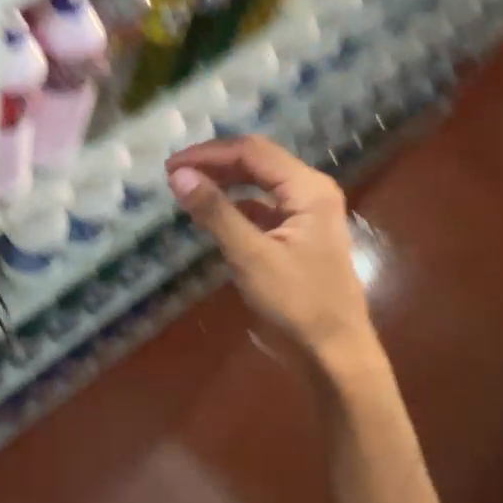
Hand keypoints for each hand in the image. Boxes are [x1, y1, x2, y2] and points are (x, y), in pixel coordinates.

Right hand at [165, 135, 373, 359]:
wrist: (332, 351)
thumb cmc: (296, 301)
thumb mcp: (249, 255)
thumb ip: (214, 211)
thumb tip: (178, 175)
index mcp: (308, 189)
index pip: (252, 152)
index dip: (208, 153)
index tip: (170, 167)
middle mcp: (311, 192)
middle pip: (257, 161)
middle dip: (214, 163)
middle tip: (173, 175)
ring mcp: (307, 213)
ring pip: (258, 182)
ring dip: (223, 180)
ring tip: (187, 188)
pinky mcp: (297, 234)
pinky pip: (261, 205)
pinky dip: (234, 203)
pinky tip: (211, 214)